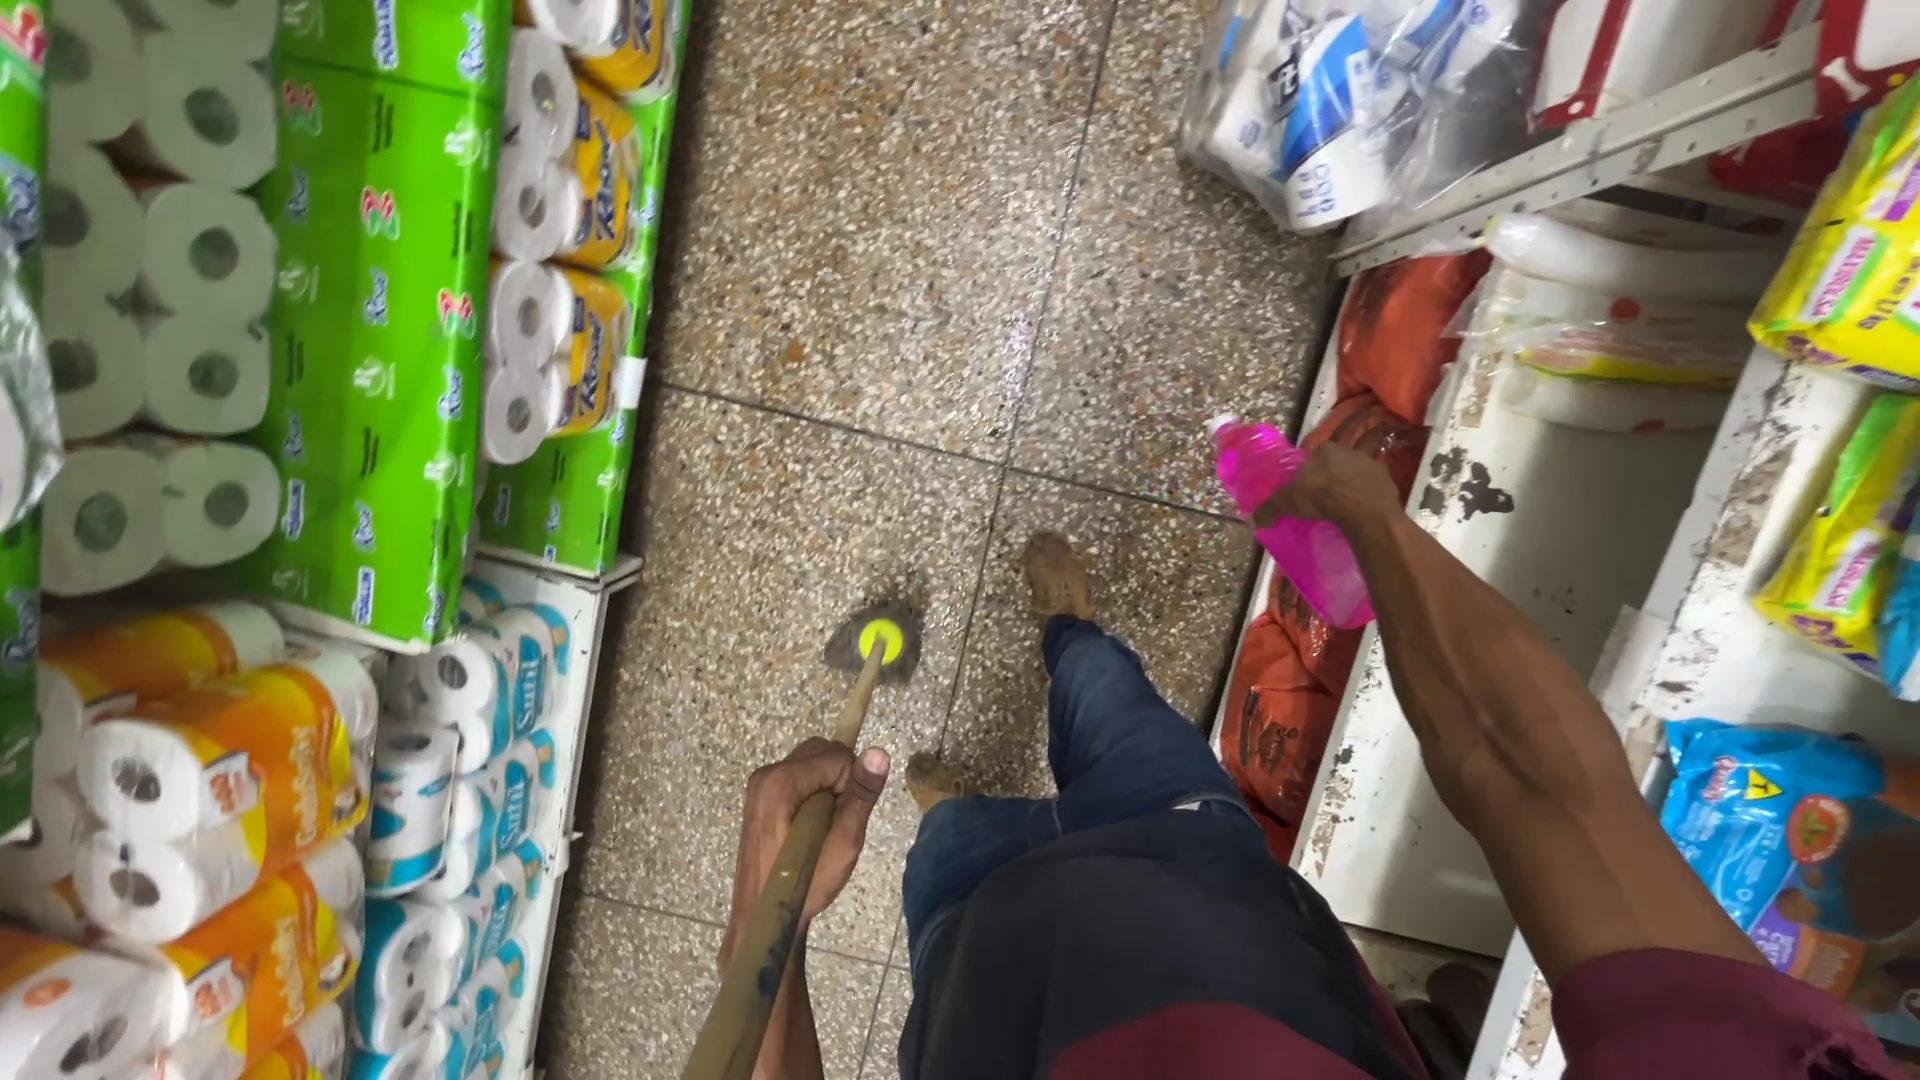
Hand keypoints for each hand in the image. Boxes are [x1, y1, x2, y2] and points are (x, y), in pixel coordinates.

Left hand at [721, 739, 889, 966]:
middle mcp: (767, 773)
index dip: (852, 786)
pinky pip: (801, 776)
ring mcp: (761, 785)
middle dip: (841, 781)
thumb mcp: (843, 842)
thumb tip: (878, 752)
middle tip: (835, 823)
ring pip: (814, 762)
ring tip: (824, 826)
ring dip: (829, 787)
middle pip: (823, 751)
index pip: (838, 756)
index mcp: (781, 781)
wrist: (764, 921)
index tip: (842, 821)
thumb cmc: (805, 885)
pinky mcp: (761, 796)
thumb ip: (861, 794)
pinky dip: (815, 792)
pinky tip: (811, 826)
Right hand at [1252, 443, 1402, 530]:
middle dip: (1328, 476)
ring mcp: (1370, 464)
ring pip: (1355, 474)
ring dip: (1348, 486)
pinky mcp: (1387, 480)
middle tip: (1321, 498)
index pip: (1312, 455)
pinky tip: (1358, 511)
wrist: (1362, 509)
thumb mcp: (1286, 502)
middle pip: (1334, 463)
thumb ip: (1269, 508)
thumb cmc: (1321, 497)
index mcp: (1323, 449)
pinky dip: (1365, 496)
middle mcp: (1348, 450)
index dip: (1307, 470)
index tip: (1304, 486)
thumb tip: (1254, 520)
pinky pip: (1372, 487)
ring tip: (1341, 507)